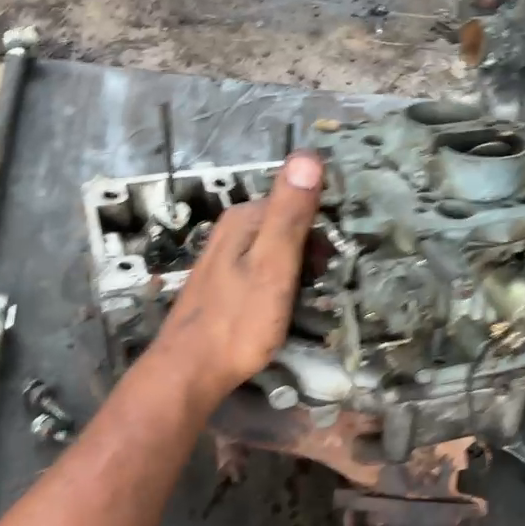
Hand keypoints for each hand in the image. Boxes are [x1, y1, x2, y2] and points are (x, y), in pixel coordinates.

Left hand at [145, 151, 322, 406]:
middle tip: (320, 286)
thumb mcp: (272, 265)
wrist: (191, 371)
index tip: (333, 262)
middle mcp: (231, 230)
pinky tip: (282, 308)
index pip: (297, 201)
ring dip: (298, 270)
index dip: (322, 228)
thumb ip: (290, 214)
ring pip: (276, 249)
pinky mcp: (224, 283)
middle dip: (311, 250)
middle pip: (286, 225)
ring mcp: (225, 257)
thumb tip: (308, 154)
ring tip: (306, 301)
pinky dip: (280, 284)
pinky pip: (263, 270)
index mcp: (243, 218)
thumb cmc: (238, 322)